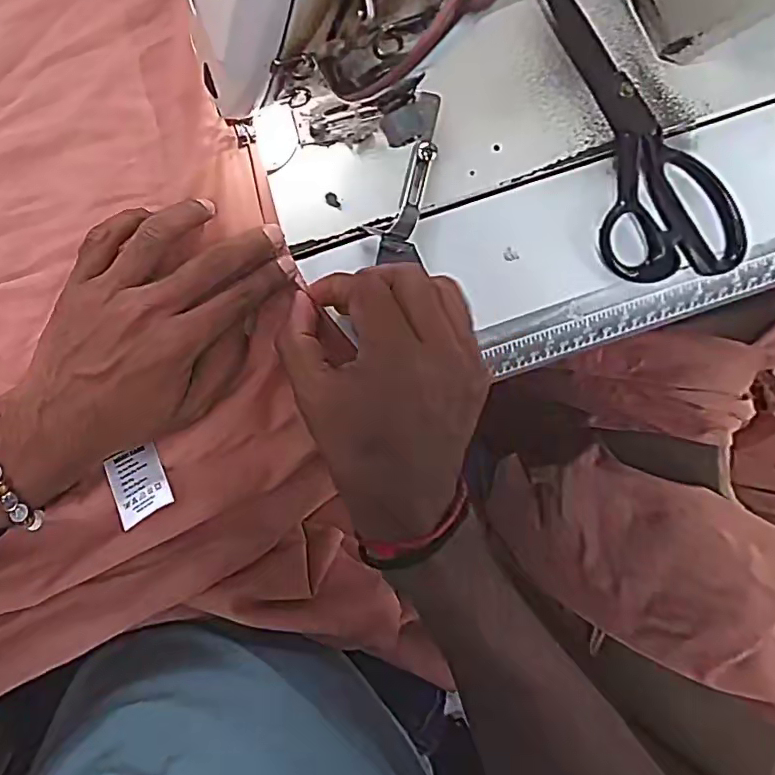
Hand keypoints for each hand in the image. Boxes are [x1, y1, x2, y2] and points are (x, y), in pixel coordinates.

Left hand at [0, 199, 293, 511]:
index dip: (265, 279)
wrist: (58, 419)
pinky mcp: (80, 284)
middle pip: (208, 263)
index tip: (281, 267)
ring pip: (153, 236)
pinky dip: (125, 220)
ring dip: (186, 216)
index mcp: (175, 342)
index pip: (235, 298)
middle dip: (247, 246)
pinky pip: (102, 239)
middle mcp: (145, 309)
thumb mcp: (186, 407)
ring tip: (206, 209)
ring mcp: (109, 292)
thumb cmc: (121, 417)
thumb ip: (222, 365)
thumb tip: (244, 326)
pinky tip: (146, 216)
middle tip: (266, 234)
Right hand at [276, 265, 491, 540]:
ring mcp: (466, 360)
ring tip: (379, 310)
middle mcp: (441, 352)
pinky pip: (460, 314)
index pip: (368, 287)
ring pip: (440, 287)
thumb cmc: (358, 453)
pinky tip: (408, 328)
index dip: (334, 286)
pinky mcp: (478, 369)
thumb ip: (296, 339)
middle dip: (368, 281)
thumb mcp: (310, 395)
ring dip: (403, 289)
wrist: (404, 497)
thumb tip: (301, 302)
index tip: (319, 299)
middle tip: (346, 302)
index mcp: (396, 358)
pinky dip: (431, 308)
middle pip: (407, 277)